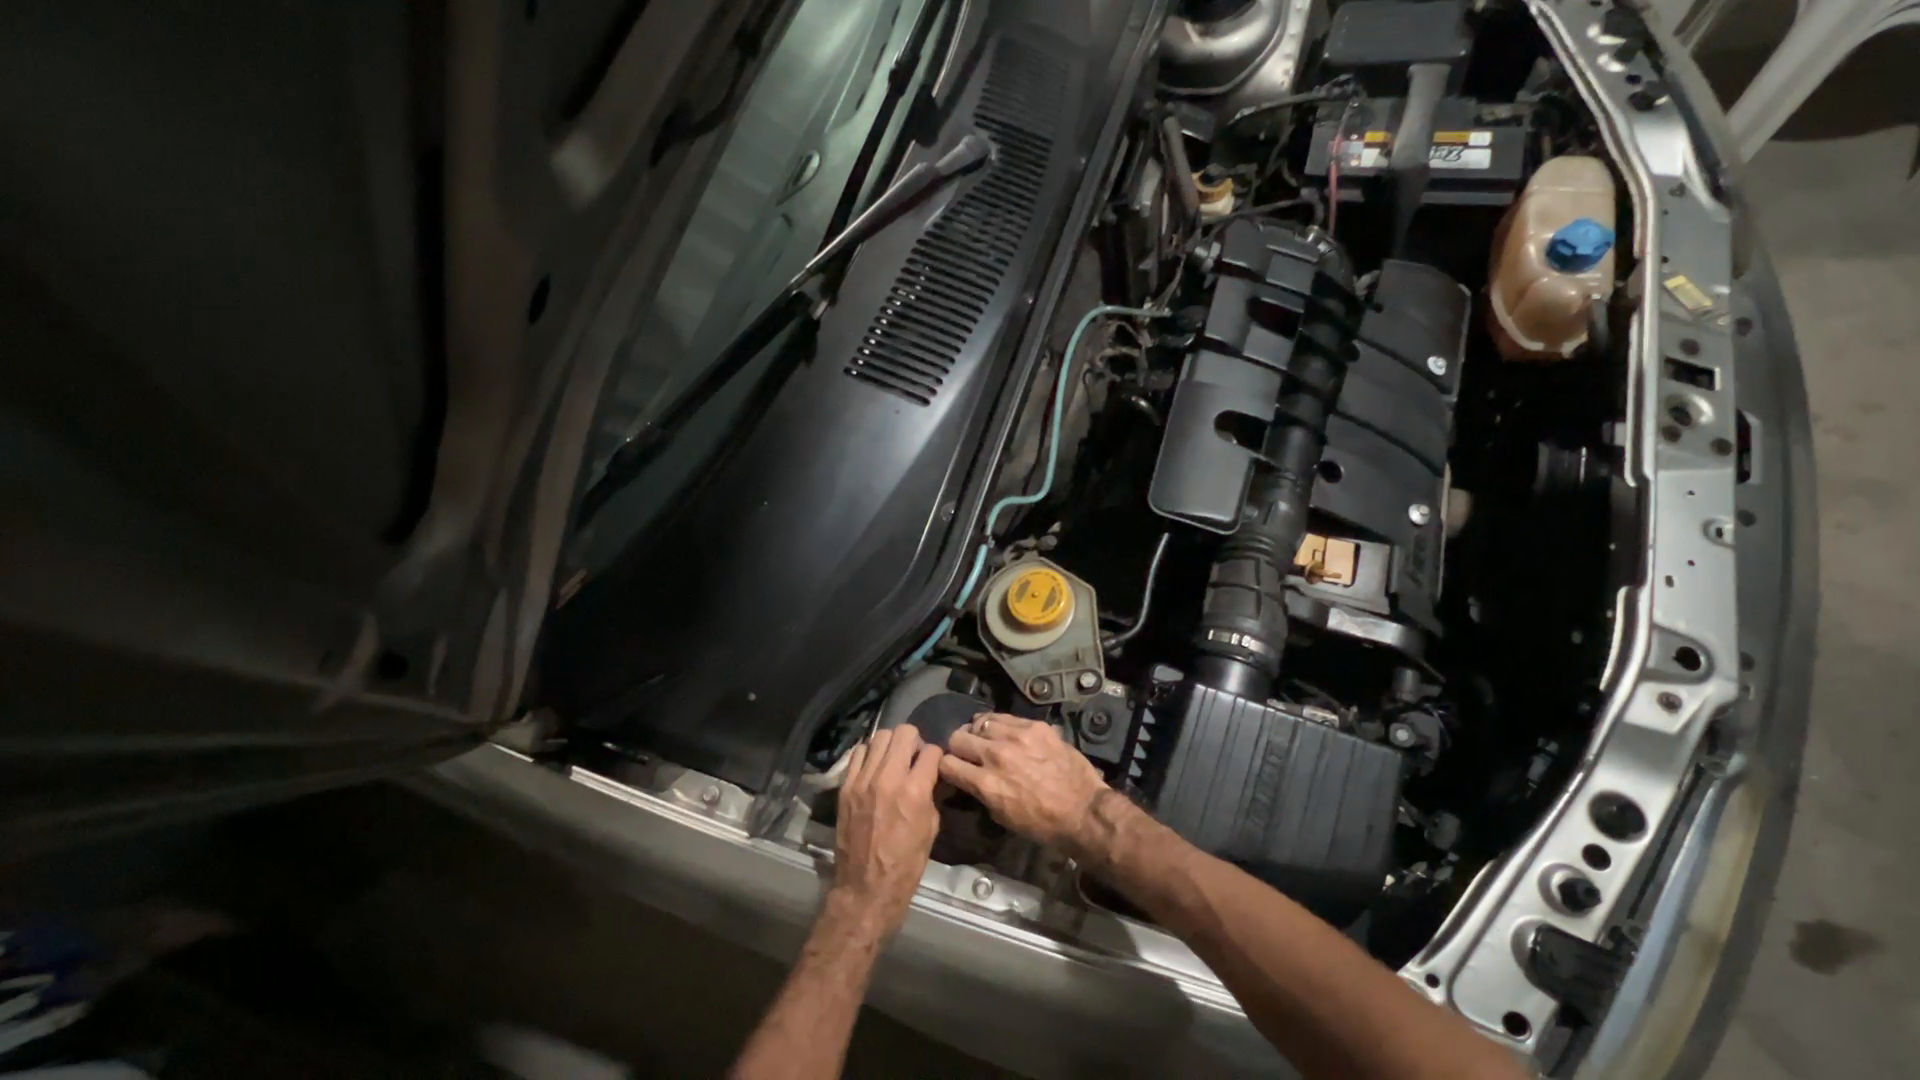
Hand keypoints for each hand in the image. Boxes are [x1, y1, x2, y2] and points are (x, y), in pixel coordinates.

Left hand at [830, 725, 942, 937]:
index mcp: (914, 791)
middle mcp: (887, 778)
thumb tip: (933, 775)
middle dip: (915, 741)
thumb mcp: (931, 828)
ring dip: (892, 745)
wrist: (866, 887)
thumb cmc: (906, 864)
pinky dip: (870, 755)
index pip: (931, 751)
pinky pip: (858, 754)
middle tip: (914, 757)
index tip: (934, 765)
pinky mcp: (846, 787)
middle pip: (904, 733)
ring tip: (894, 760)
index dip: (936, 756)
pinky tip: (875, 768)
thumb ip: (931, 794)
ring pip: (879, 737)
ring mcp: (862, 780)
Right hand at [939, 713, 1111, 854]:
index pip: (945, 763)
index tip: (954, 770)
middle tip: (969, 754)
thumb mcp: (1002, 816)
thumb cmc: (1042, 824)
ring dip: (980, 733)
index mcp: (985, 782)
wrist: (1083, 811)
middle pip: (957, 737)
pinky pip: (1005, 717)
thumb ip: (980, 792)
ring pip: (979, 722)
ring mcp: (1016, 736)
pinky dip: (1001, 726)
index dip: (946, 767)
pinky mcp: (1035, 726)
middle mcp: (995, 754)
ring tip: (989, 741)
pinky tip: (1009, 735)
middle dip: (958, 747)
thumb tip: (970, 778)